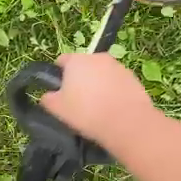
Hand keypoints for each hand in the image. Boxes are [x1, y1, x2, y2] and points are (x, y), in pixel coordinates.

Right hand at [40, 52, 157, 147]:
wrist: (126, 123)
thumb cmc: (86, 113)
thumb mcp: (57, 109)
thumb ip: (48, 98)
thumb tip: (47, 95)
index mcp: (76, 60)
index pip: (62, 60)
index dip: (58, 74)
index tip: (59, 90)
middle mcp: (97, 57)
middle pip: (84, 66)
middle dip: (80, 79)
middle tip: (78, 101)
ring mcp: (117, 66)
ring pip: (101, 73)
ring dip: (98, 84)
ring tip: (97, 107)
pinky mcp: (132, 77)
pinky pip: (117, 82)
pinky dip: (114, 90)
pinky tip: (113, 108)